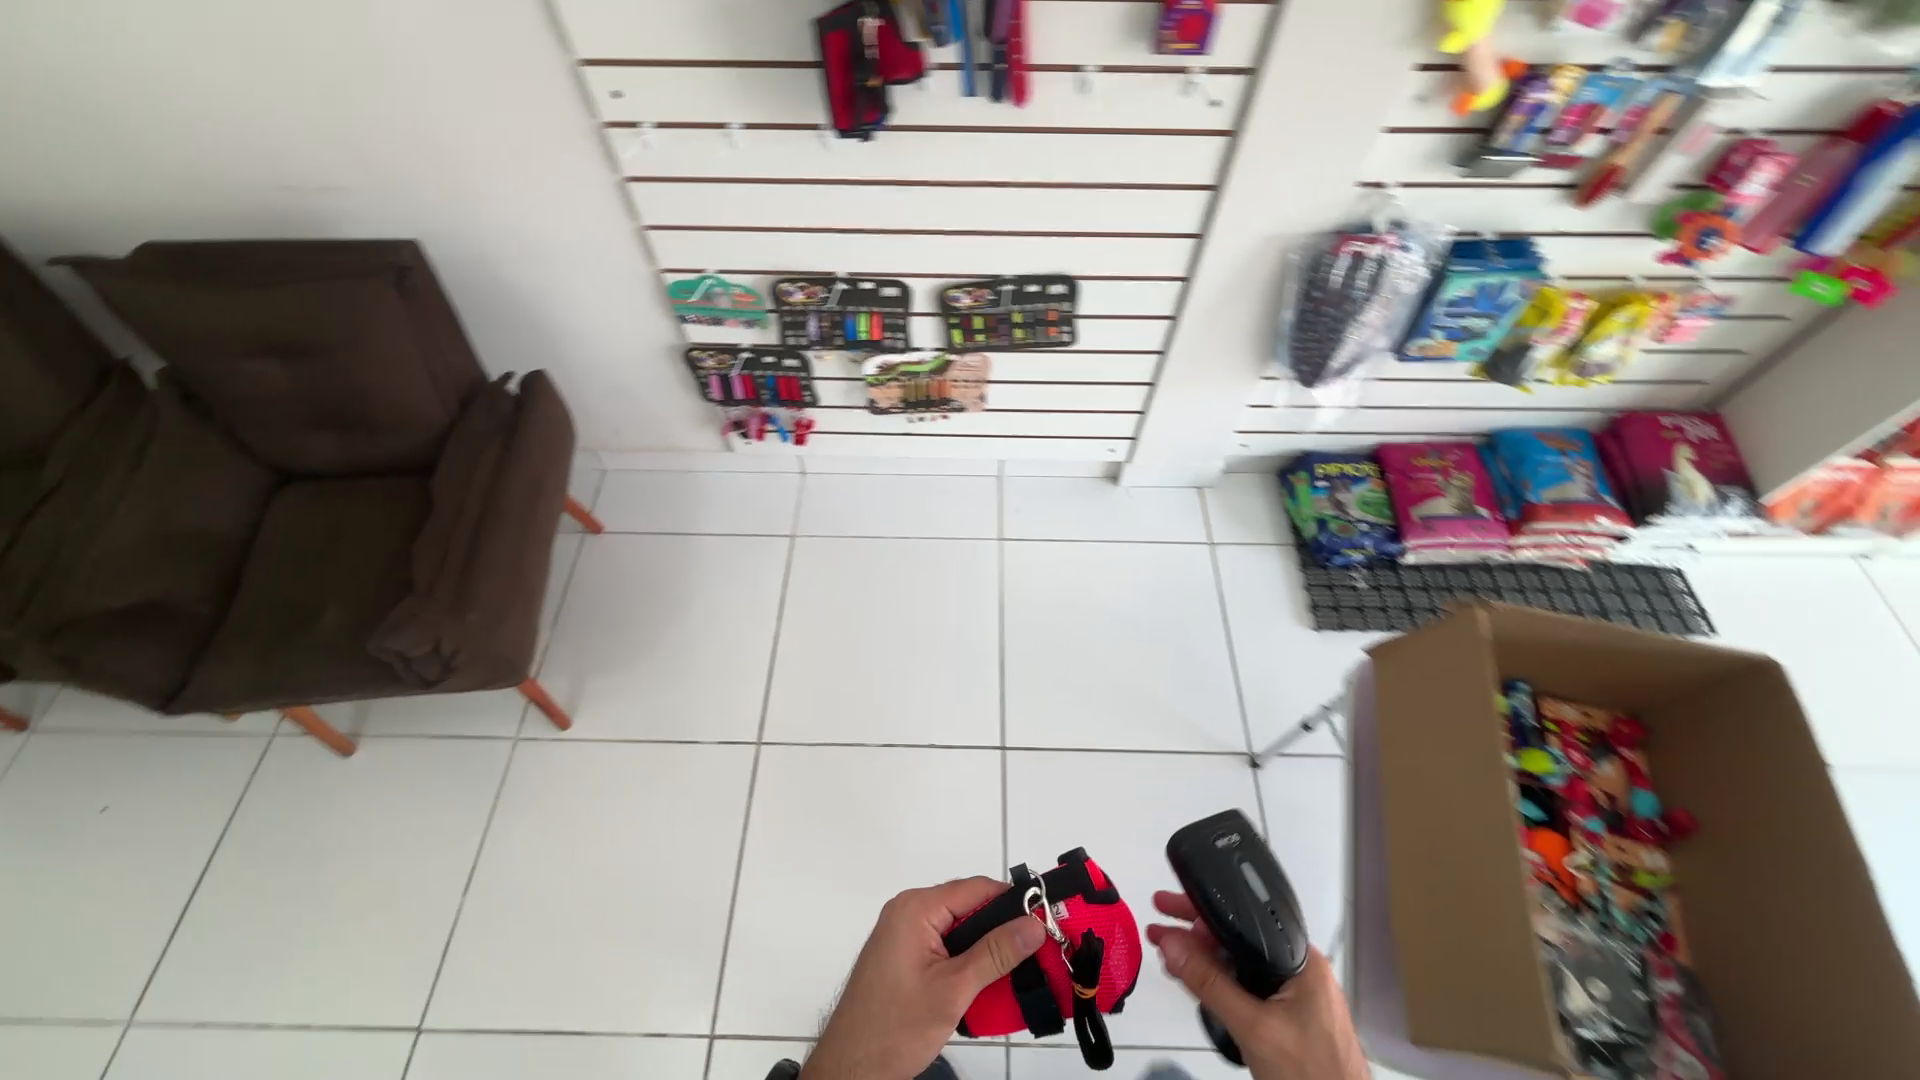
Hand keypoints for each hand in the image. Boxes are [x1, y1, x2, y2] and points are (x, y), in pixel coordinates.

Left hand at [803, 877, 1046, 1079]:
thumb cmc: (895, 1027)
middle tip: (1038, 953)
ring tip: (1018, 973)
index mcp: (916, 908)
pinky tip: (988, 987)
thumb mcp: (953, 990)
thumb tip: (1033, 924)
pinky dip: (968, 963)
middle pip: (969, 908)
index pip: (976, 889)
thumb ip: (995, 954)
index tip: (1046, 919)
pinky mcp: (905, 957)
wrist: (850, 1068)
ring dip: (986, 951)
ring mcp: (905, 935)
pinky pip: (947, 947)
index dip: (1012, 901)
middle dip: (1002, 930)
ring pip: (960, 931)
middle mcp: (908, 912)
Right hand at [1145, 890, 1368, 1079]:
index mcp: (1302, 959)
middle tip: (1157, 928)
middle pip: (1240, 939)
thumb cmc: (1310, 1075)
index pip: (1243, 920)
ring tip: (1169, 954)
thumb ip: (1209, 984)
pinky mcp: (1291, 1015)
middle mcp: (1301, 968)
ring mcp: (1297, 994)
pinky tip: (1198, 982)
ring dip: (1205, 958)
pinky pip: (1249, 985)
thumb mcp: (1253, 1027)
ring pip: (1241, 964)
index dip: (1201, 911)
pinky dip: (1221, 980)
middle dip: (1196, 933)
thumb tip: (1169, 943)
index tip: (1165, 907)